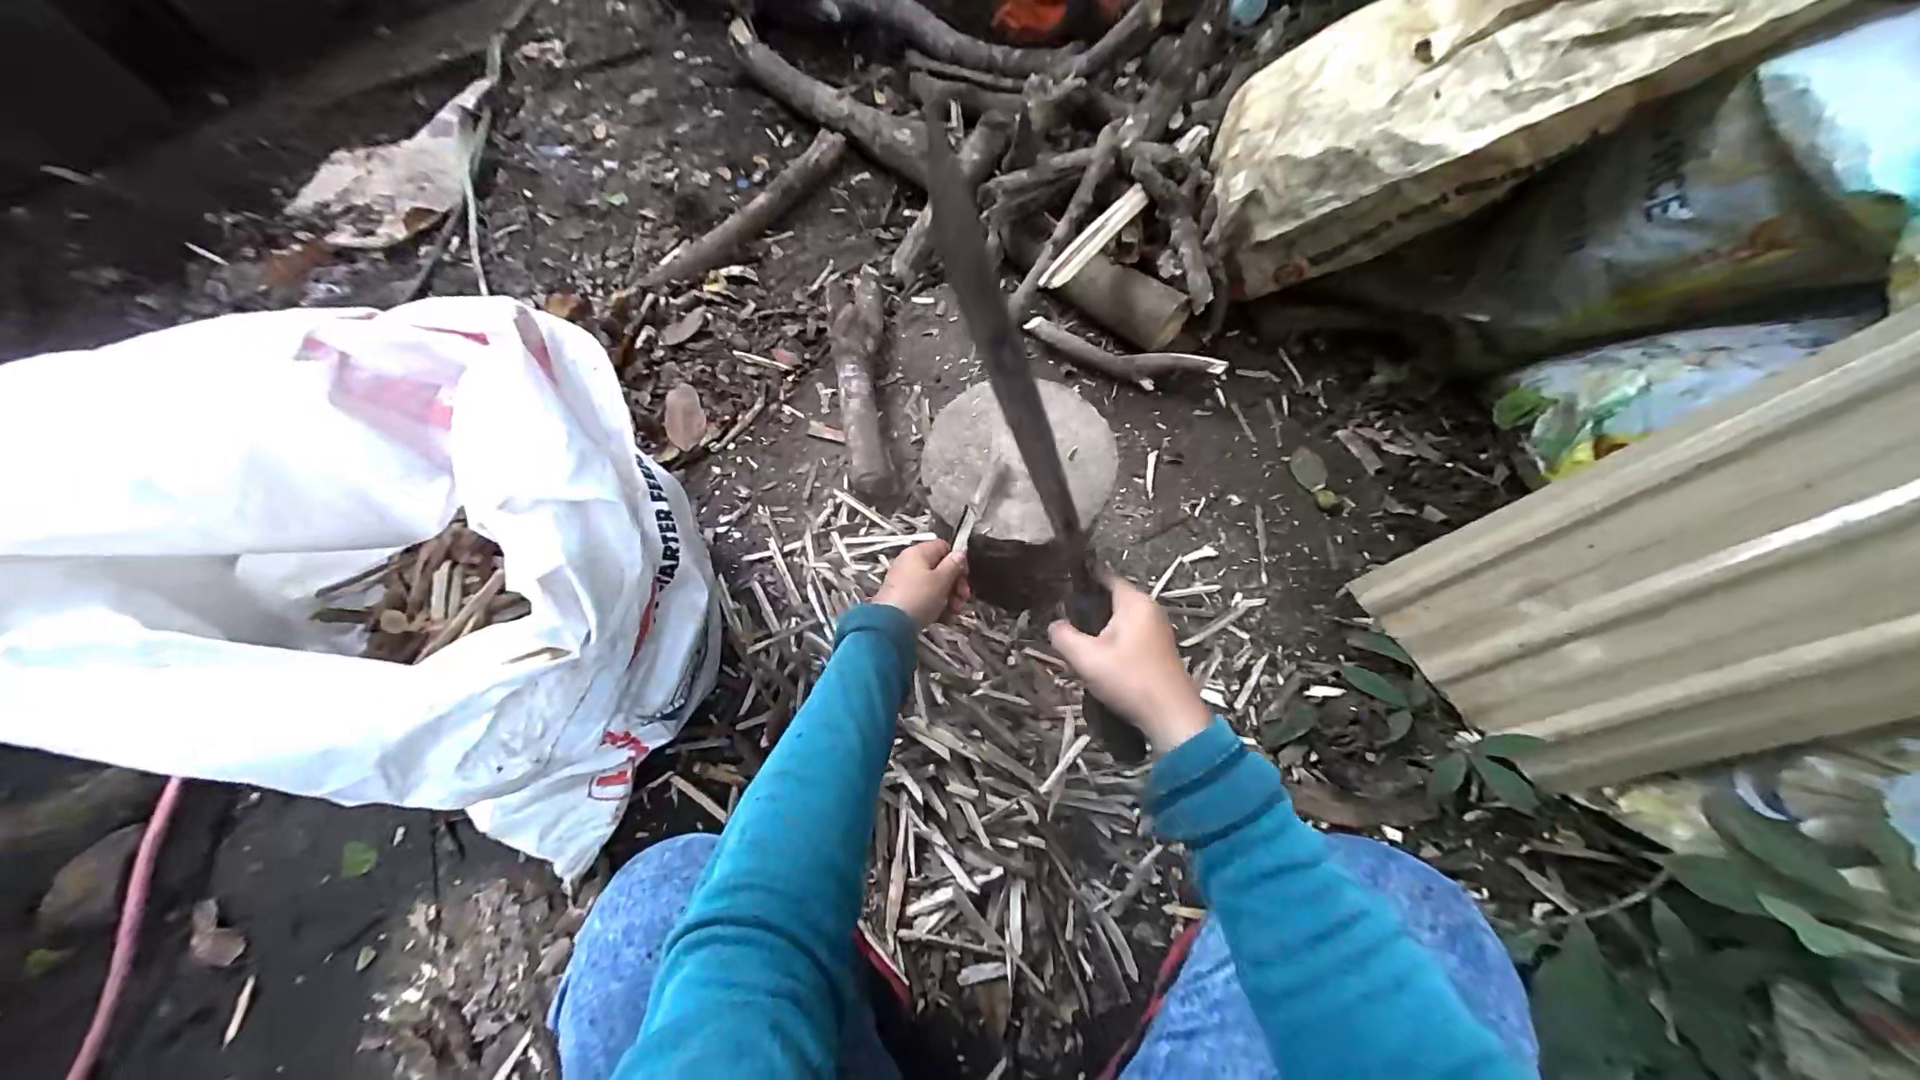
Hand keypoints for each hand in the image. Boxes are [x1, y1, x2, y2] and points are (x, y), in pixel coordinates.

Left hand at [873, 540, 970, 628]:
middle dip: (955, 584)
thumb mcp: (942, 580)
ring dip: (948, 597)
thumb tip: (960, 553)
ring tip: (955, 611)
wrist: (890, 624)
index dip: (958, 561)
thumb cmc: (920, 597)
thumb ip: (953, 565)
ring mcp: (904, 581)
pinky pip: (924, 596)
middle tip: (964, 598)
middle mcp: (909, 563)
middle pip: (939, 567)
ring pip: (933, 584)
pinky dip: (935, 604)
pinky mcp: (902, 598)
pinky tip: (945, 617)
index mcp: (918, 552)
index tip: (965, 577)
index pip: (943, 547)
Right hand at [1049, 579, 1210, 753]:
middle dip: (1086, 614)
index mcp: (1135, 602)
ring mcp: (1157, 630)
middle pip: (1109, 601)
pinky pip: (1128, 638)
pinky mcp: (1158, 650)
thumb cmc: (1130, 681)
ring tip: (1078, 652)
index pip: (1104, 577)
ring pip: (1117, 623)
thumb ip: (1063, 636)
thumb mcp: (1086, 658)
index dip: (1080, 582)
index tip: (1058, 594)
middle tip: (1066, 631)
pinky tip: (1099, 665)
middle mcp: (1149, 610)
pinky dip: (1111, 646)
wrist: (1171, 718)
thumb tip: (1054, 625)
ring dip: (1097, 634)